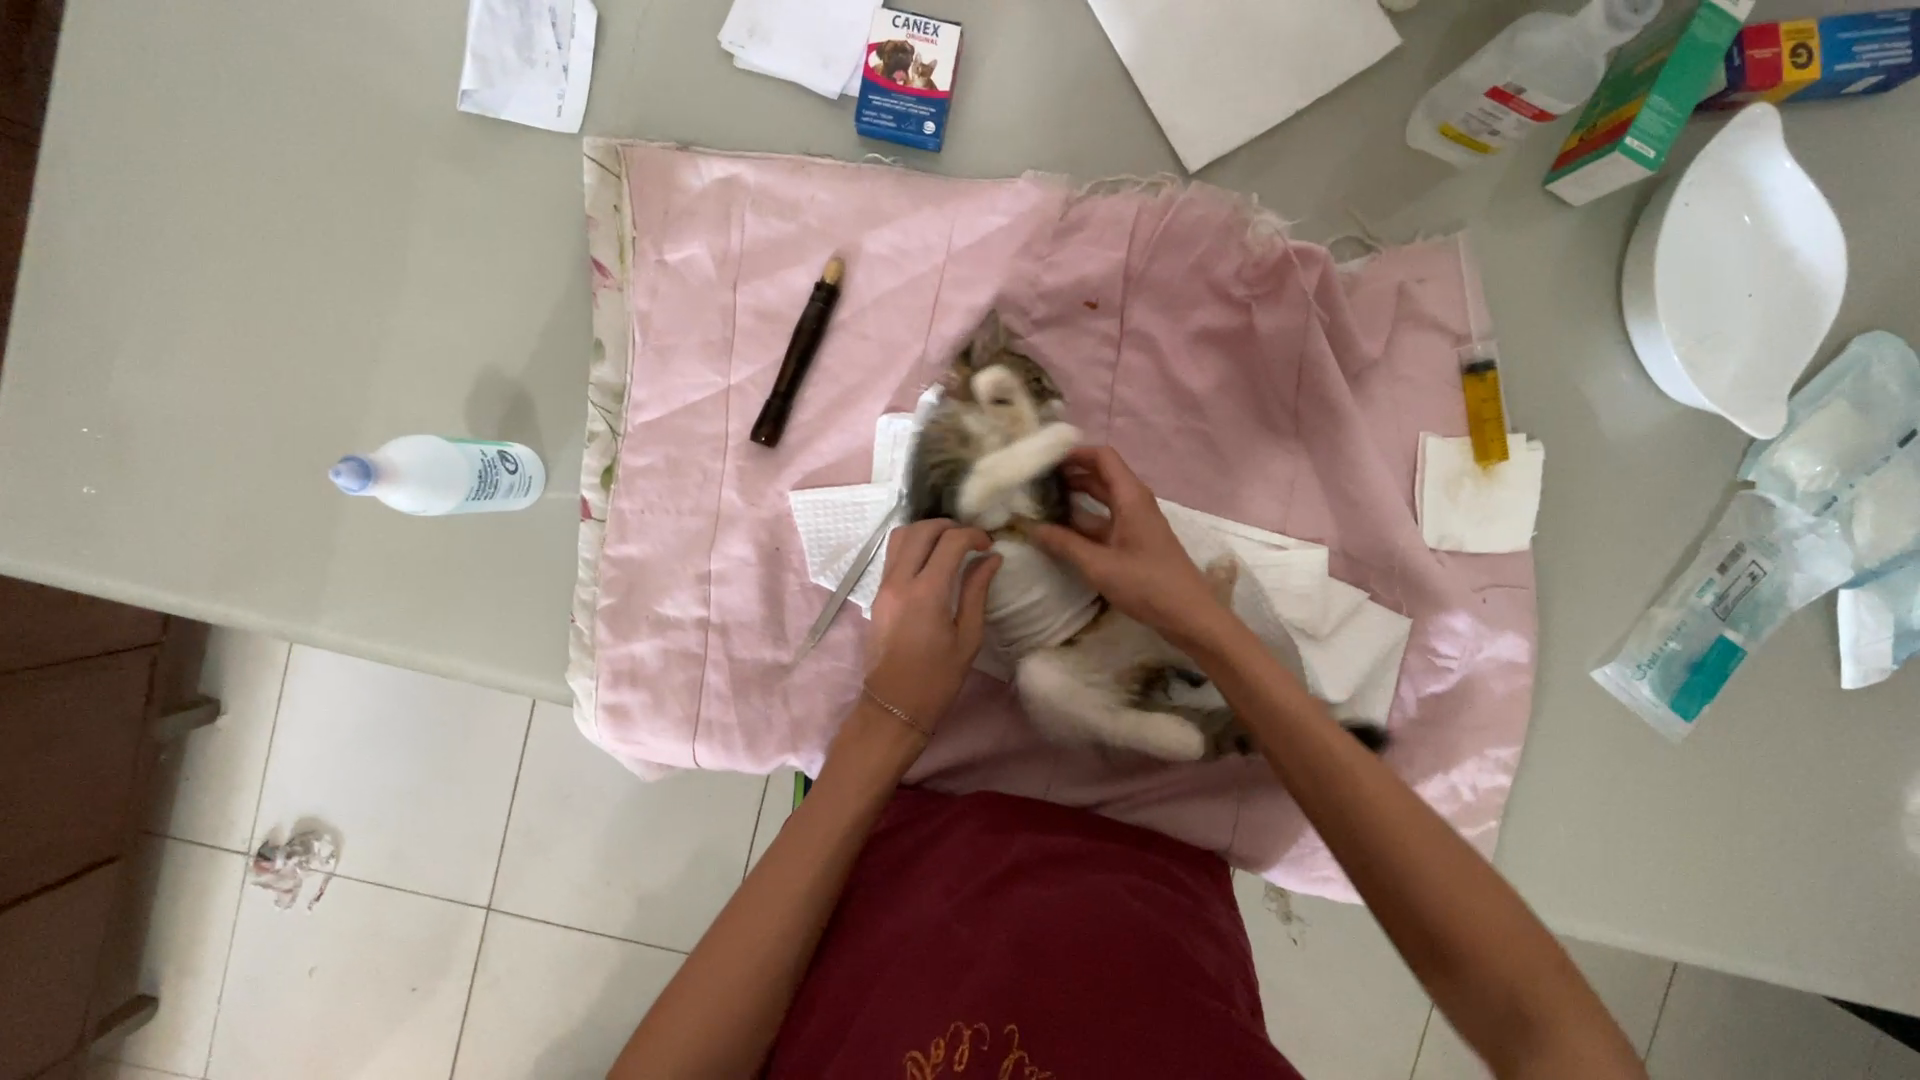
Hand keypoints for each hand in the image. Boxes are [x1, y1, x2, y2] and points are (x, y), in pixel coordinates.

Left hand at [860, 518, 1001, 742]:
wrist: (893, 705)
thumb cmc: (937, 679)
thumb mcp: (968, 637)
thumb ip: (976, 592)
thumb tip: (991, 559)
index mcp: (926, 593)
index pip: (950, 542)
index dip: (973, 535)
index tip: (989, 545)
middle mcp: (899, 582)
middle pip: (921, 530)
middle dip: (949, 526)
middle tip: (970, 540)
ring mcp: (883, 586)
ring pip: (900, 537)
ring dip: (926, 531)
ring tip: (949, 544)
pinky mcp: (876, 594)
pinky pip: (892, 555)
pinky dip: (913, 545)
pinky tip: (931, 560)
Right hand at [1029, 446, 1227, 644]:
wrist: (1189, 615)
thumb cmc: (1146, 585)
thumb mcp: (1099, 565)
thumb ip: (1064, 544)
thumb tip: (1032, 527)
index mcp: (1131, 497)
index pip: (1102, 457)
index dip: (1074, 453)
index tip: (1045, 459)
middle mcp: (1135, 503)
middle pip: (1101, 476)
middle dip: (1070, 474)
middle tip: (1037, 481)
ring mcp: (1136, 522)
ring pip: (1102, 500)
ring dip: (1076, 498)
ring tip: (1043, 503)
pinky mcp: (1136, 541)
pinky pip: (1106, 521)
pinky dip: (1085, 521)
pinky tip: (1062, 532)